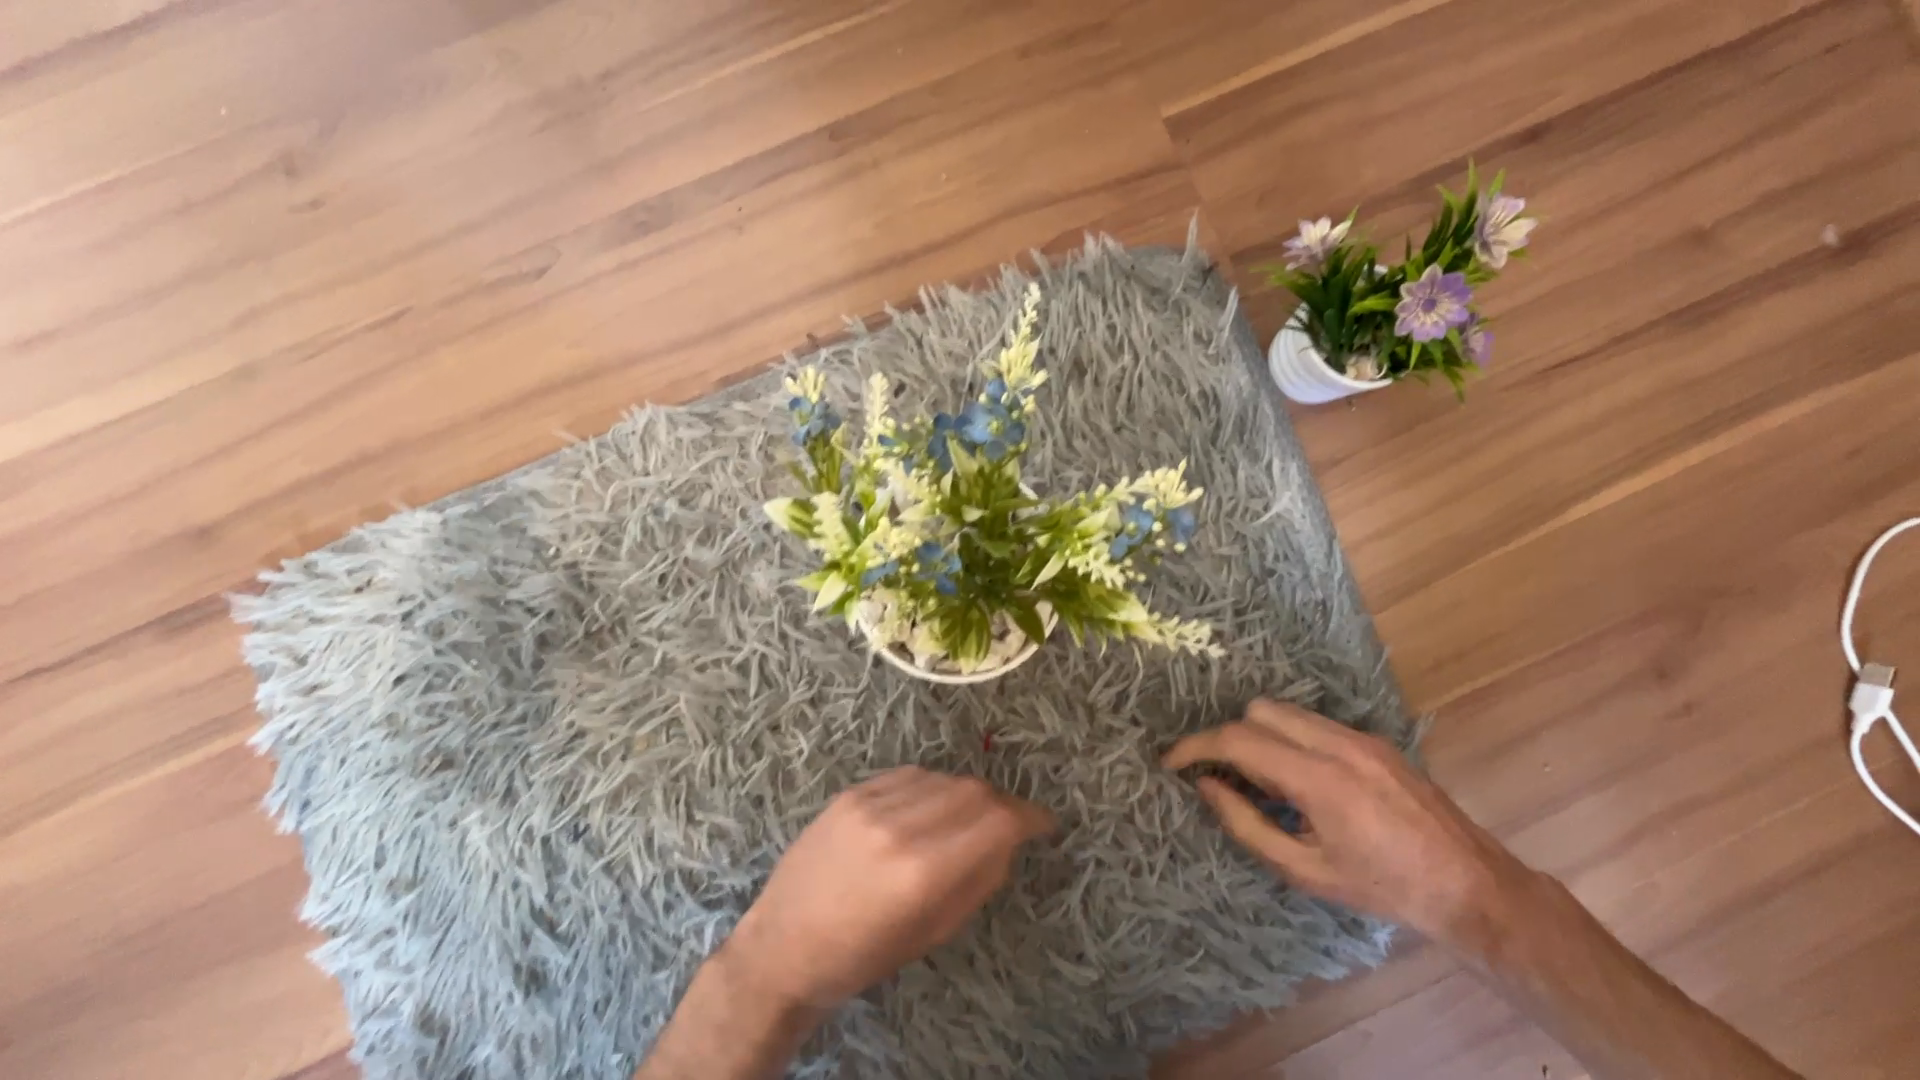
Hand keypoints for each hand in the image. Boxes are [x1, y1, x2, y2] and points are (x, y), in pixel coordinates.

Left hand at [717, 767, 1053, 1010]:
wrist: (782, 946)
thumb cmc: (861, 956)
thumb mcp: (931, 932)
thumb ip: (978, 882)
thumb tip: (1009, 842)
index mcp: (922, 871)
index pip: (996, 820)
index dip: (1029, 816)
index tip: (1043, 823)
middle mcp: (898, 826)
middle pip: (972, 790)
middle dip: (1000, 804)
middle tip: (1009, 824)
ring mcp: (869, 804)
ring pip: (941, 778)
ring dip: (966, 794)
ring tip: (966, 819)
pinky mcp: (848, 794)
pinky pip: (906, 775)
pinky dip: (930, 787)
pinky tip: (929, 807)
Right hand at [1164, 700, 1534, 949]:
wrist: (1469, 885)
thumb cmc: (1382, 887)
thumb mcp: (1305, 870)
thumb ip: (1247, 825)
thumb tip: (1206, 787)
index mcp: (1319, 779)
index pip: (1239, 740)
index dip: (1196, 747)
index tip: (1171, 763)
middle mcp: (1338, 743)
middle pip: (1259, 711)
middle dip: (1229, 738)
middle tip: (1222, 779)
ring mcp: (1361, 737)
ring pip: (1286, 712)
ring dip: (1259, 736)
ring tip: (1261, 783)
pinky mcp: (1375, 741)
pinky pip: (1313, 724)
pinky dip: (1288, 740)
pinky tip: (1298, 782)